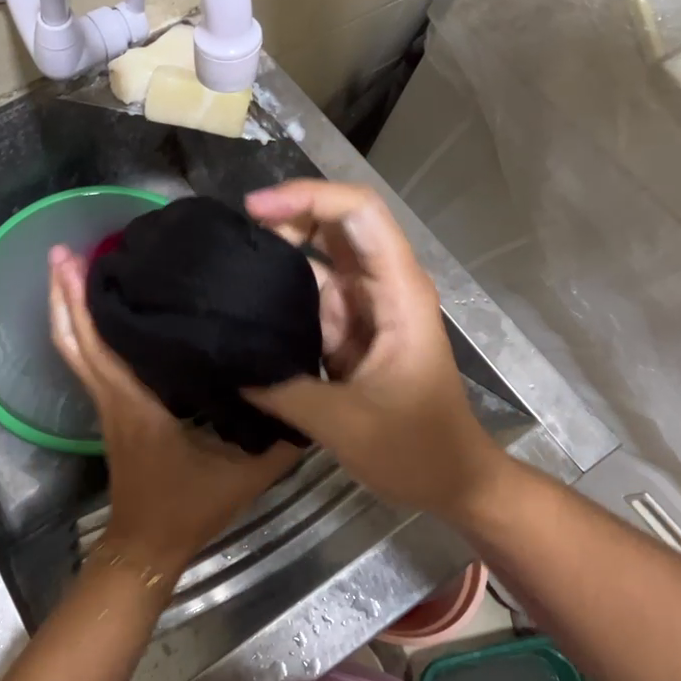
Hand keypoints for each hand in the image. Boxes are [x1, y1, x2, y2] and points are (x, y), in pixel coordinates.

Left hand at [48, 245, 301, 573]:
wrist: (148, 548)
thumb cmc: (188, 507)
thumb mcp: (243, 474)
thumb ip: (277, 433)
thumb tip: (306, 386)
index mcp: (134, 401)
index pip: (98, 343)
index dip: (83, 301)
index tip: (80, 260)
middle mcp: (110, 395)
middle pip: (73, 339)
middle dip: (63, 293)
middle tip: (60, 251)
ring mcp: (105, 403)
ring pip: (74, 350)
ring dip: (67, 309)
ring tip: (67, 268)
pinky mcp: (109, 410)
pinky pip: (87, 361)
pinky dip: (82, 330)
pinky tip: (99, 311)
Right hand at [243, 180, 508, 519]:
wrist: (454, 483)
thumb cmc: (416, 449)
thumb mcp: (345, 424)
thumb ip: (282, 389)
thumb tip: (226, 362)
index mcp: (398, 292)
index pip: (359, 213)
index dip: (308, 198)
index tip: (255, 210)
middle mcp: (382, 287)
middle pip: (335, 224)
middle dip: (286, 216)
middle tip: (234, 234)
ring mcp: (365, 307)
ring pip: (317, 257)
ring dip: (277, 254)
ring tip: (226, 265)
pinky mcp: (348, 329)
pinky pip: (309, 294)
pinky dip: (277, 291)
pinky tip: (242, 300)